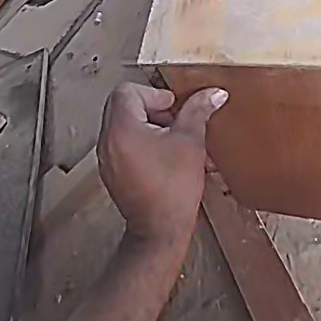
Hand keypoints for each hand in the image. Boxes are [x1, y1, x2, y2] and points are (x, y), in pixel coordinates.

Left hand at [96, 83, 227, 251]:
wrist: (159, 229)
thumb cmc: (174, 187)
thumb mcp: (190, 142)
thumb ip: (197, 111)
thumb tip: (214, 93)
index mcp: (121, 128)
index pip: (127, 91)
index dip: (153, 94)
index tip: (173, 108)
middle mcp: (106, 139)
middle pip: (121, 106)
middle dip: (150, 108)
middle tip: (174, 121)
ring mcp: (105, 157)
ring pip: (121, 125)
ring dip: (146, 125)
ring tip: (172, 140)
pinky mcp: (110, 171)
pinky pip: (120, 144)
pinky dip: (139, 141)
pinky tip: (162, 156)